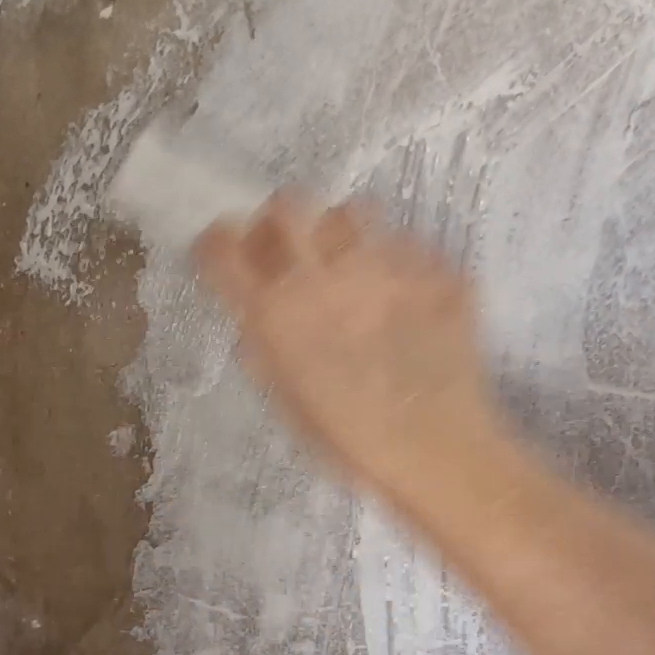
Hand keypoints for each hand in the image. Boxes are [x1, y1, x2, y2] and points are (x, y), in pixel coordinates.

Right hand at [193, 196, 508, 493]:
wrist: (439, 451)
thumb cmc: (349, 442)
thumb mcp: (285, 400)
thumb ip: (265, 344)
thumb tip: (257, 312)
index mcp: (276, 314)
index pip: (222, 246)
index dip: (216, 244)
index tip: (222, 253)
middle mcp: (325, 276)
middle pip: (287, 204)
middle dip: (279, 221)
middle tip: (289, 250)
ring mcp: (386, 267)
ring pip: (352, 211)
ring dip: (341, 235)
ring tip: (352, 269)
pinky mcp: (435, 271)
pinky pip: (407, 247)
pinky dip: (398, 267)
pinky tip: (404, 302)